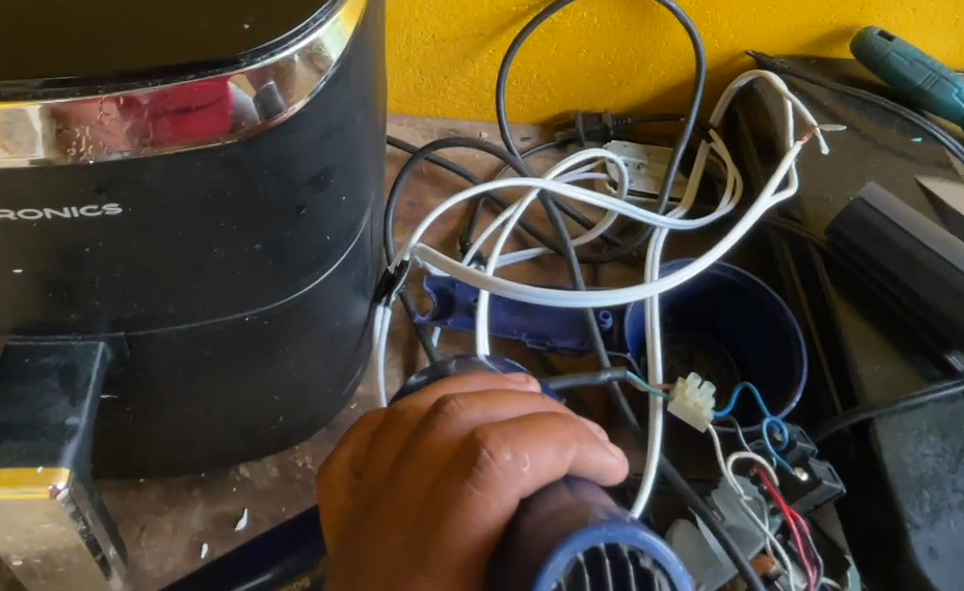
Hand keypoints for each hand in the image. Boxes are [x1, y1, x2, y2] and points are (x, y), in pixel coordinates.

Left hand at [317, 371, 629, 590]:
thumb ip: (560, 585)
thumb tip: (625, 570)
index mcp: (429, 567)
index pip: (489, 463)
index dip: (561, 443)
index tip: (615, 465)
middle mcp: (384, 529)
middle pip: (453, 424)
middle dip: (531, 414)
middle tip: (587, 439)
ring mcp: (355, 520)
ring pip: (410, 416)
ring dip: (475, 392)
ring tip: (529, 396)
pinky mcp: (339, 524)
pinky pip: (366, 443)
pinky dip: (407, 413)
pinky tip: (440, 412)